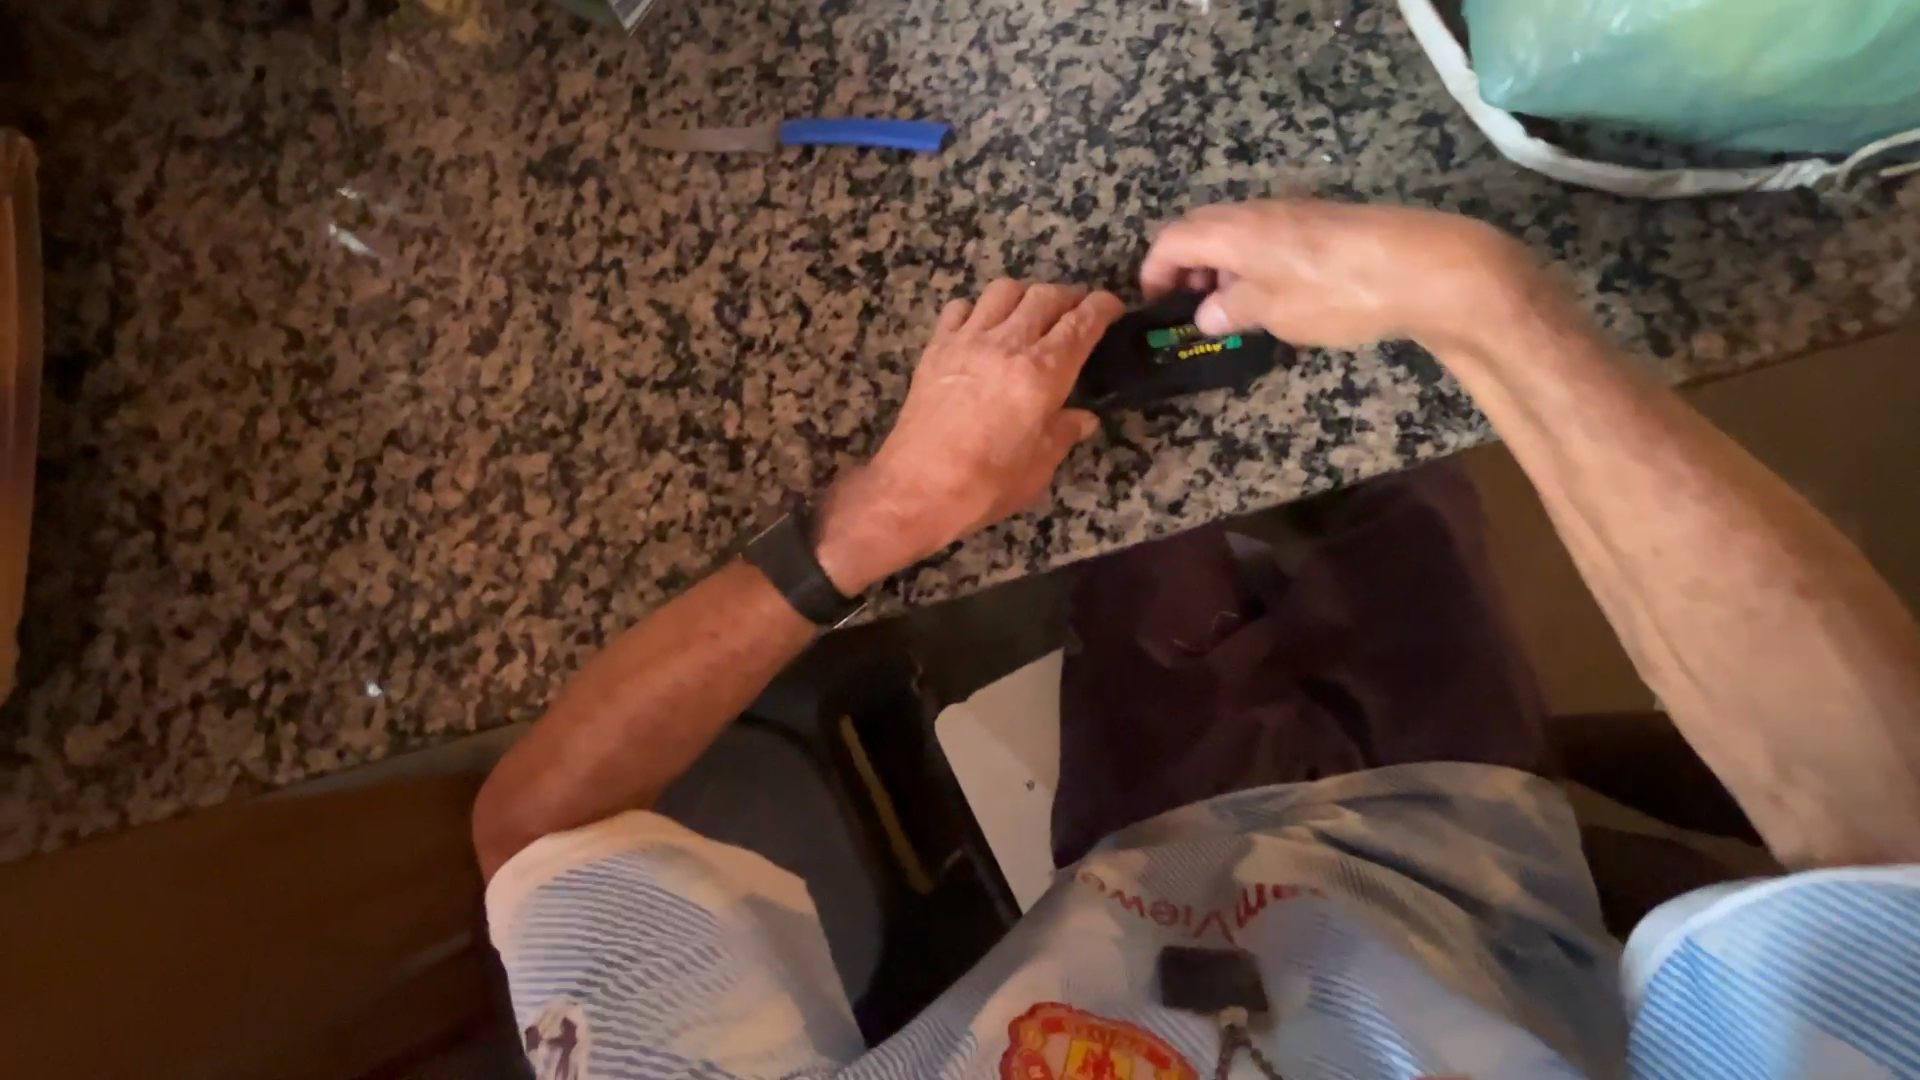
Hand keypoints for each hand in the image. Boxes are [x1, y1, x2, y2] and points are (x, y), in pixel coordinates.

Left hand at [815, 281, 1123, 592]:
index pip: (1082, 321)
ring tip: (1030, 313)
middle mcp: (1007, 344)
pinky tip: (983, 329)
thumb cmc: (986, 485)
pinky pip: (960, 308)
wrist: (917, 488)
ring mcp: (967, 341)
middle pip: (1045, 295)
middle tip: (1077, 311)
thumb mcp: (1039, 467)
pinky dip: (978, 309)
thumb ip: (1064, 433)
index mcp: (1043, 372)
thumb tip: (1083, 419)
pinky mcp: (936, 349)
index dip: (1103, 306)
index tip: (1113, 308)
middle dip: (1069, 297)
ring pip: (1003, 290)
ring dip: (1025, 295)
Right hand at [1139, 200, 1541, 350]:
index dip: (1154, 270)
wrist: (1426, 269)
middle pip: (1201, 230)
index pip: (1173, 239)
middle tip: (1187, 307)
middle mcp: (1258, 213)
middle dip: (1183, 267)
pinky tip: (1267, 295)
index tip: (1152, 304)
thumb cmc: (1336, 293)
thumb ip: (1230, 310)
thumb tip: (1206, 314)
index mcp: (1236, 232)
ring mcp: (1293, 214)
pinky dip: (1248, 263)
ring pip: (1234, 233)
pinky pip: (1264, 237)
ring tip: (1226, 308)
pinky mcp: (1320, 223)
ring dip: (1217, 267)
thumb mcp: (1272, 312)